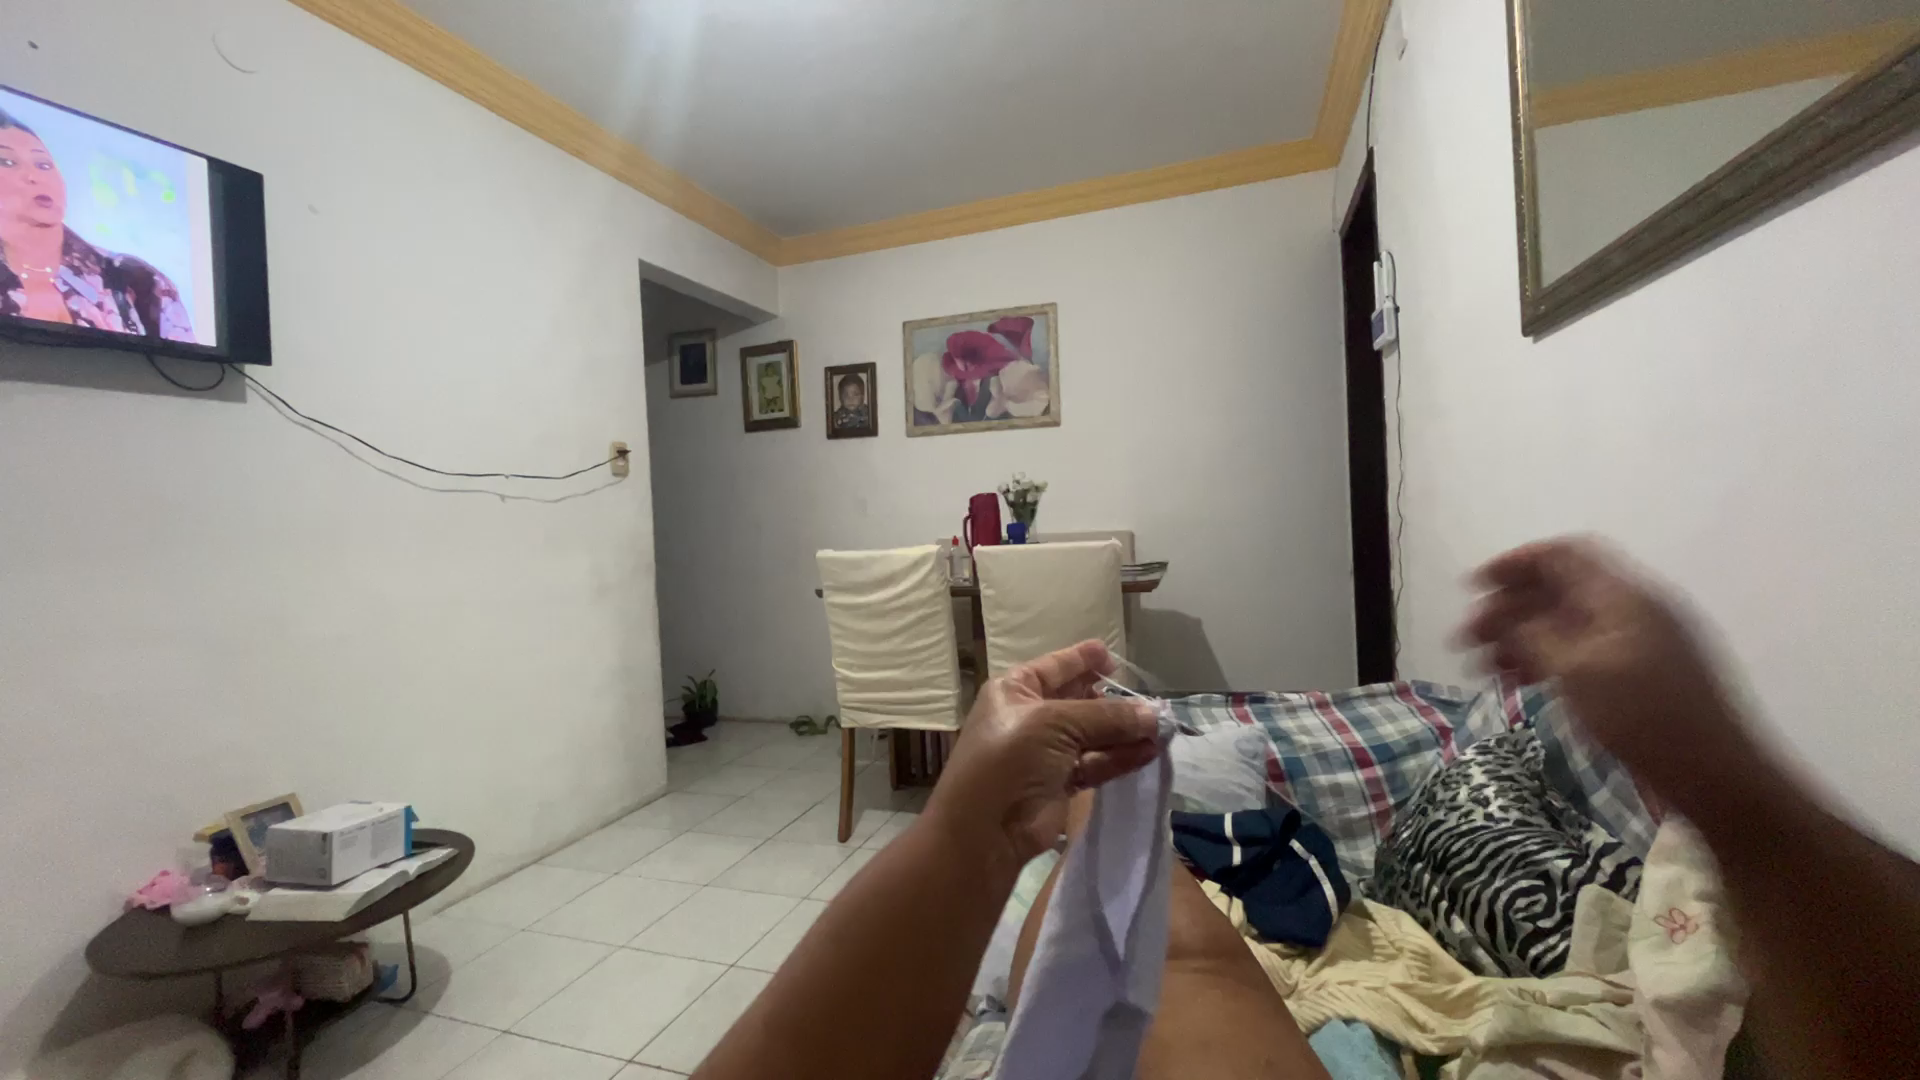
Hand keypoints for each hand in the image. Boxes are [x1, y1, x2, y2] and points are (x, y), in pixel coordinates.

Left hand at [924, 641, 1161, 868]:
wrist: (985, 830)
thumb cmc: (1011, 758)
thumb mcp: (1055, 723)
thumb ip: (1106, 716)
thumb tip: (1154, 714)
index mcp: (1015, 690)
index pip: (1055, 666)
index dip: (1084, 660)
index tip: (1116, 659)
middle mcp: (1029, 717)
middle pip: (1078, 700)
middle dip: (1113, 701)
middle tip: (1152, 703)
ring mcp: (1045, 752)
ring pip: (1091, 735)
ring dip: (1123, 732)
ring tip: (1161, 730)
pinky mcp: (1060, 784)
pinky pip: (1095, 763)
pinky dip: (1120, 757)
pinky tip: (1148, 752)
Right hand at [1458, 538, 1758, 806]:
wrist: (1717, 778)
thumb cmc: (1643, 718)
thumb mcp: (1574, 671)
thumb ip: (1532, 634)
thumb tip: (1502, 614)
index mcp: (1622, 598)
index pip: (1561, 555)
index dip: (1514, 563)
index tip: (1475, 586)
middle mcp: (1630, 610)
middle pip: (1555, 590)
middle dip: (1504, 610)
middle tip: (1466, 639)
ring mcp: (1636, 641)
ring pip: (1560, 623)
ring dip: (1516, 638)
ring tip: (1482, 668)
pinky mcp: (1635, 671)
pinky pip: (1576, 649)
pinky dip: (1540, 658)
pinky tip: (1516, 681)